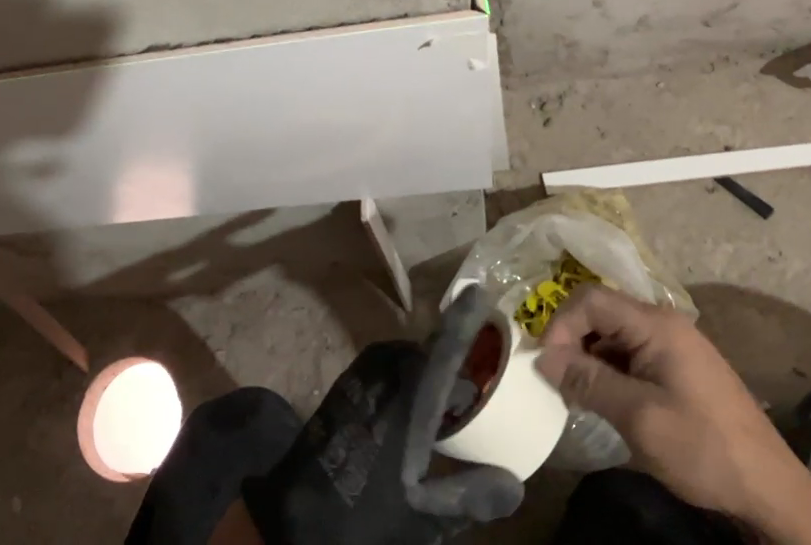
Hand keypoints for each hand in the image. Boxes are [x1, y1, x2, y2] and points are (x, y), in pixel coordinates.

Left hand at [241, 287, 521, 544]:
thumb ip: (471, 497)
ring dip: (426, 368)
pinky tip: (414, 410)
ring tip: (448, 399)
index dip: (461, 322)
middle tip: (476, 382)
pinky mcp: (342, 391)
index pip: (440, 352)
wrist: (293, 521)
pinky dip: (405, 376)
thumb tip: (517, 483)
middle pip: (423, 352)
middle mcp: (380, 380)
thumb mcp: (423, 518)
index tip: (478, 291)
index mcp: (405, 404)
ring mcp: (356, 382)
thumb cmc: (363, 516)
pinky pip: (383, 367)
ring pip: (401, 358)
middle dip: (451, 357)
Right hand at [534, 285, 810, 544]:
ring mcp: (674, 347)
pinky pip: (630, 355)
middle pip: (600, 313)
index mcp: (656, 325)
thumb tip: (542, 358)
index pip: (589, 299)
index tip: (548, 366)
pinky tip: (605, 402)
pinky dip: (609, 372)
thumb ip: (588, 381)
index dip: (560, 326)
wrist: (771, 491)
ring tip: (578, 398)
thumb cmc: (703, 448)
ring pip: (613, 336)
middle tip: (559, 384)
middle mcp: (664, 325)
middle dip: (572, 343)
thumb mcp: (638, 416)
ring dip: (589, 360)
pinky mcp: (679, 370)